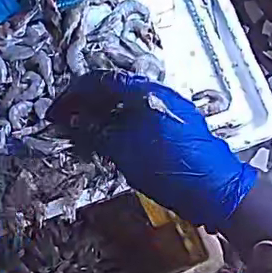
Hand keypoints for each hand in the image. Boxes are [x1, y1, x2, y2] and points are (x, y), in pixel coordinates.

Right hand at [50, 71, 257, 229]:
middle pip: (112, 89)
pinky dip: (117, 122)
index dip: (72, 96)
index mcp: (144, 92)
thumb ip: (97, 132)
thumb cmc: (171, 168)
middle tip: (65, 120)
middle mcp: (157, 93)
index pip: (99, 82)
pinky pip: (136, 114)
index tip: (56, 111)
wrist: (215, 190)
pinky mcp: (172, 123)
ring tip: (81, 131)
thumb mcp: (125, 151)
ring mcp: (167, 107)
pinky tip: (107, 138)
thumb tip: (74, 120)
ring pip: (124, 102)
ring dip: (100, 114)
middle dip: (85, 103)